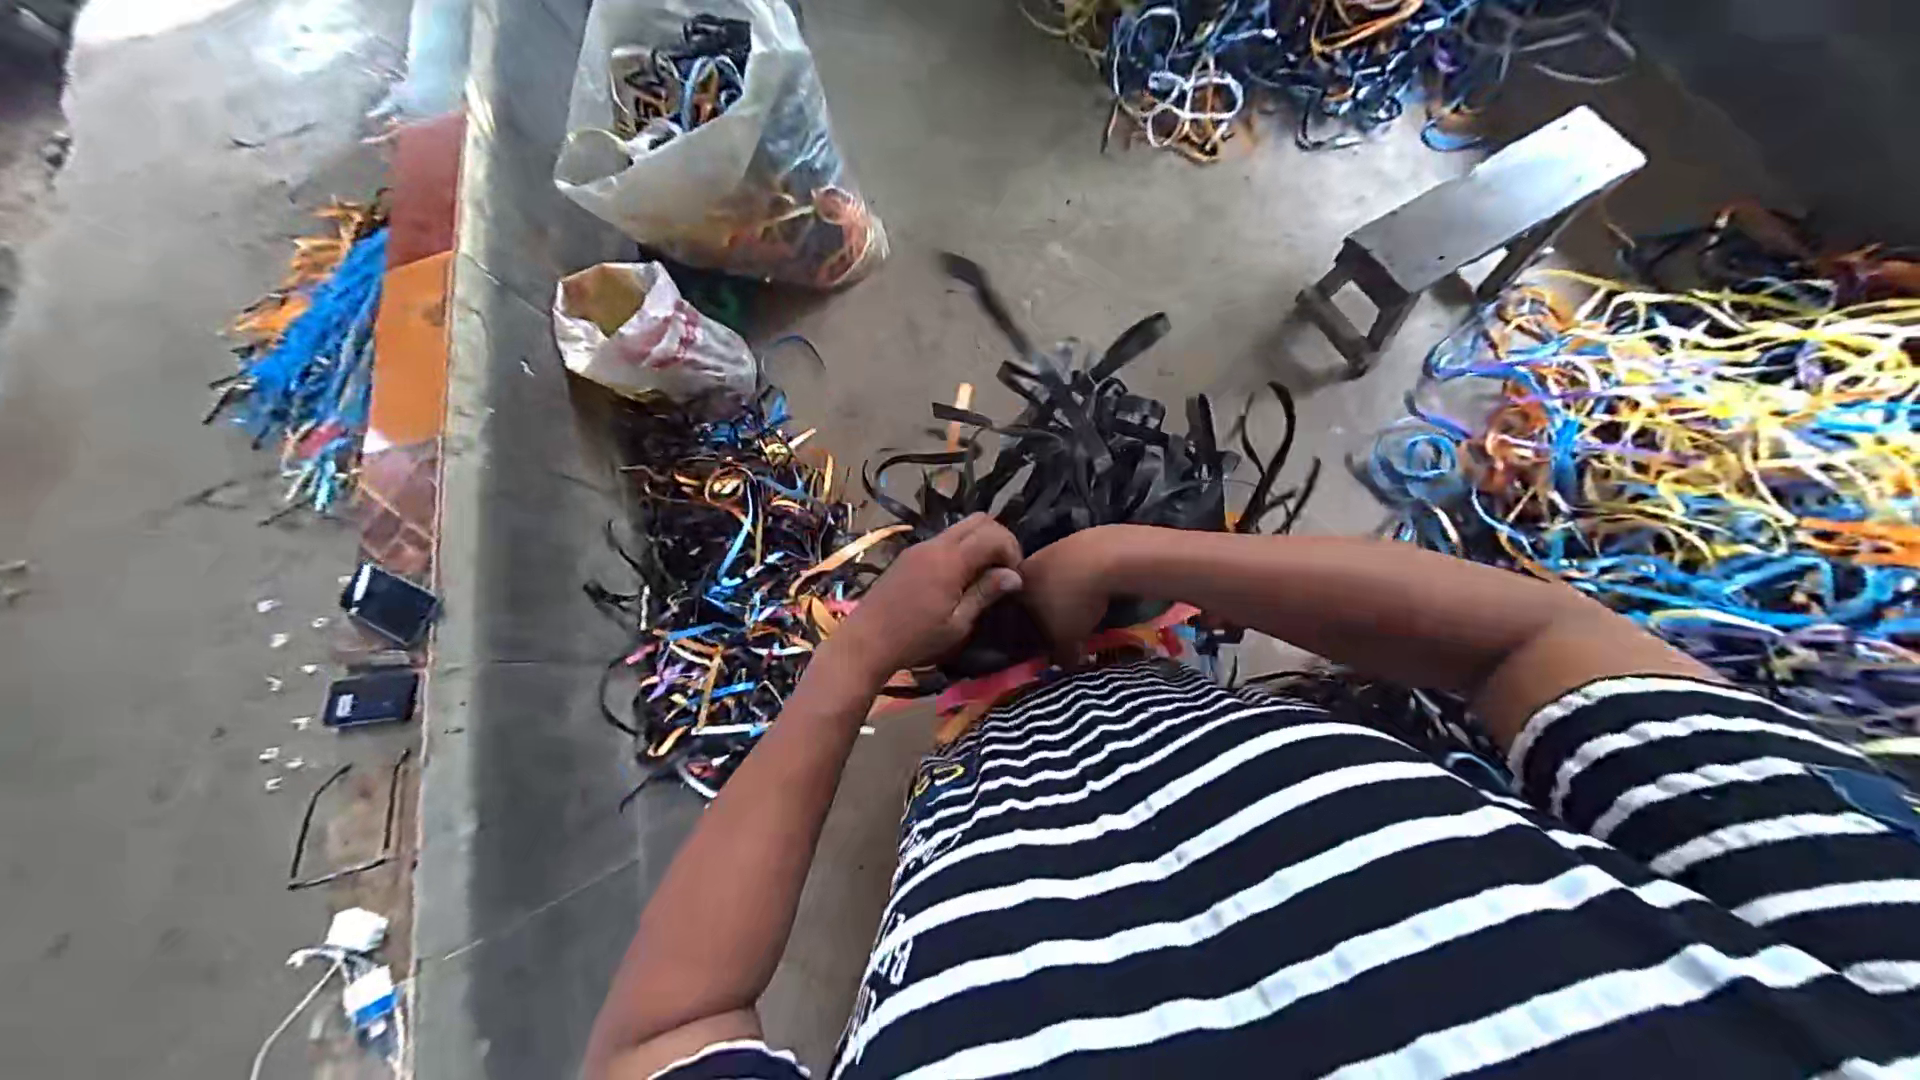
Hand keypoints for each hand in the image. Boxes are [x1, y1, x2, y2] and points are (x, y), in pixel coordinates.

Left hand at [818, 514, 1023, 684]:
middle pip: (979, 519)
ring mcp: (920, 547)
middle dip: (999, 538)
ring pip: (961, 526)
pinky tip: (961, 577)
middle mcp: (935, 544)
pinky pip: (945, 538)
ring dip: (980, 542)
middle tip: (1003, 570)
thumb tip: (1015, 576)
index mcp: (949, 560)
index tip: (1014, 577)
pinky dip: (962, 548)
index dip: (1012, 550)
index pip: (993, 534)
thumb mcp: (957, 624)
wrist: (866, 641)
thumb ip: (985, 594)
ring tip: (984, 575)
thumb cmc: (915, 639)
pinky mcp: (910, 555)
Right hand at [1015, 524, 1137, 662]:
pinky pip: (1077, 564)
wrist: (1107, 558)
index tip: (1038, 636)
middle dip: (1046, 606)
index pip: (1011, 605)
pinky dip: (1084, 576)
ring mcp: (1055, 546)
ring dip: (1066, 588)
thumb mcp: (1065, 639)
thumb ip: (1059, 656)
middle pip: (1033, 587)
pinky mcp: (1081, 537)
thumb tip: (1062, 666)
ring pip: (1055, 573)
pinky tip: (1099, 587)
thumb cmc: (1074, 602)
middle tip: (1062, 623)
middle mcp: (1030, 560)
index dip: (1024, 623)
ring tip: (1084, 606)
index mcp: (1017, 582)